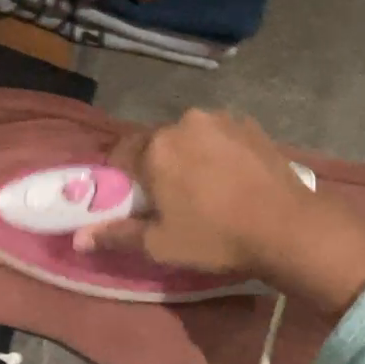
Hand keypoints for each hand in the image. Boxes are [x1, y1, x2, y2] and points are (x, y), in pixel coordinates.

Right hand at [74, 110, 364, 313]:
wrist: (285, 227)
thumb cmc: (214, 238)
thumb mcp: (159, 245)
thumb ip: (116, 235)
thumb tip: (79, 239)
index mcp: (155, 148)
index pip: (118, 156)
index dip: (116, 182)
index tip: (126, 205)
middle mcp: (184, 122)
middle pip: (154, 145)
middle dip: (151, 170)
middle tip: (162, 205)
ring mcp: (221, 119)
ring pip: (186, 139)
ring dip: (183, 160)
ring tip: (197, 194)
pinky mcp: (250, 126)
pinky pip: (216, 138)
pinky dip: (211, 156)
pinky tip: (224, 183)